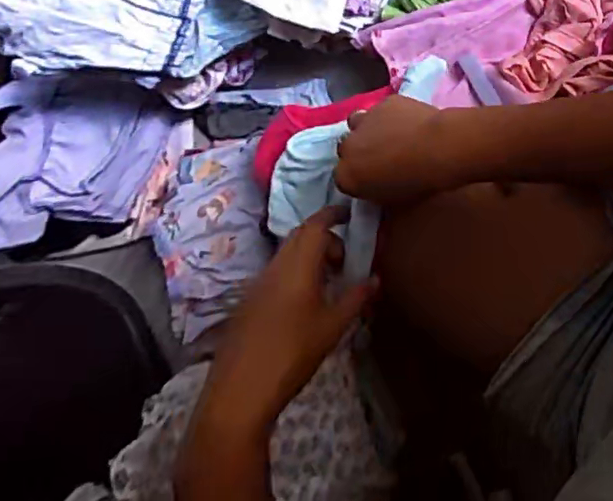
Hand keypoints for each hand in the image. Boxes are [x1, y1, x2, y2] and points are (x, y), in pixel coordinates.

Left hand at [200, 205, 378, 430]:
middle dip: (325, 237)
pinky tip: (305, 302)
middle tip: (346, 256)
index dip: (334, 213)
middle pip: (300, 236)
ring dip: (309, 257)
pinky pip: (275, 274)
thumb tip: (376, 278)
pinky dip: (294, 273)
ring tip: (329, 281)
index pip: (315, 225)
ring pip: (286, 256)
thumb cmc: (292, 354)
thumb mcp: (334, 326)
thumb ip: (357, 297)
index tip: (352, 214)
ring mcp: (255, 288)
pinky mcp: (246, 306)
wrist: (237, 398)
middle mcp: (274, 270)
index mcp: (297, 268)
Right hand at [335, 95, 452, 204]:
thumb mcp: (393, 199)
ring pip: (358, 121)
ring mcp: (365, 120)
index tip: (375, 175)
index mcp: (346, 175)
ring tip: (390, 131)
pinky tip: (411, 117)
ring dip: (369, 127)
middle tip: (384, 153)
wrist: (441, 148)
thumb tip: (378, 186)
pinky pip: (385, 108)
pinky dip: (394, 112)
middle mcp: (348, 147)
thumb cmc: (420, 181)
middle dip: (362, 150)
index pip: (344, 176)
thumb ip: (376, 191)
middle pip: (348, 147)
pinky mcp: (386, 102)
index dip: (360, 175)